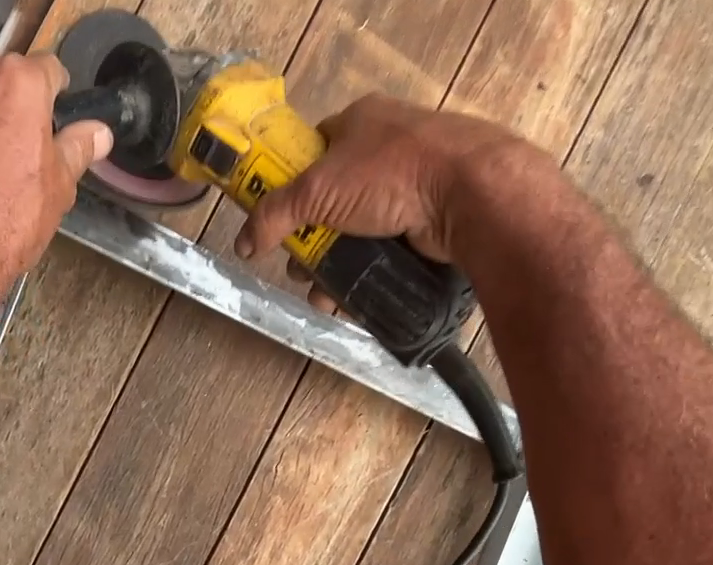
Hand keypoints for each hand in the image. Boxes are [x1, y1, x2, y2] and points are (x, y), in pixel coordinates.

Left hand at [0, 54, 112, 291]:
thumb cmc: (11, 219)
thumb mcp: (60, 185)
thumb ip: (79, 148)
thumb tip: (99, 133)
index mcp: (18, 82)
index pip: (50, 72)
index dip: (59, 99)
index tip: (59, 126)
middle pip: (9, 84)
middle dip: (21, 111)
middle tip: (30, 156)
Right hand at [233, 94, 531, 271]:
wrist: (471, 194)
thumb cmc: (389, 173)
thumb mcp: (316, 190)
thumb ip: (271, 217)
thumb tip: (241, 245)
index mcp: (359, 120)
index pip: (309, 150)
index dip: (286, 184)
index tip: (274, 219)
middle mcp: (384, 146)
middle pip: (325, 200)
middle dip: (306, 239)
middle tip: (298, 263)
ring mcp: (407, 181)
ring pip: (351, 229)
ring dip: (329, 264)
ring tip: (321, 291)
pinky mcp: (424, 217)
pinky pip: (378, 248)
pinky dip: (359, 272)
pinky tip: (346, 296)